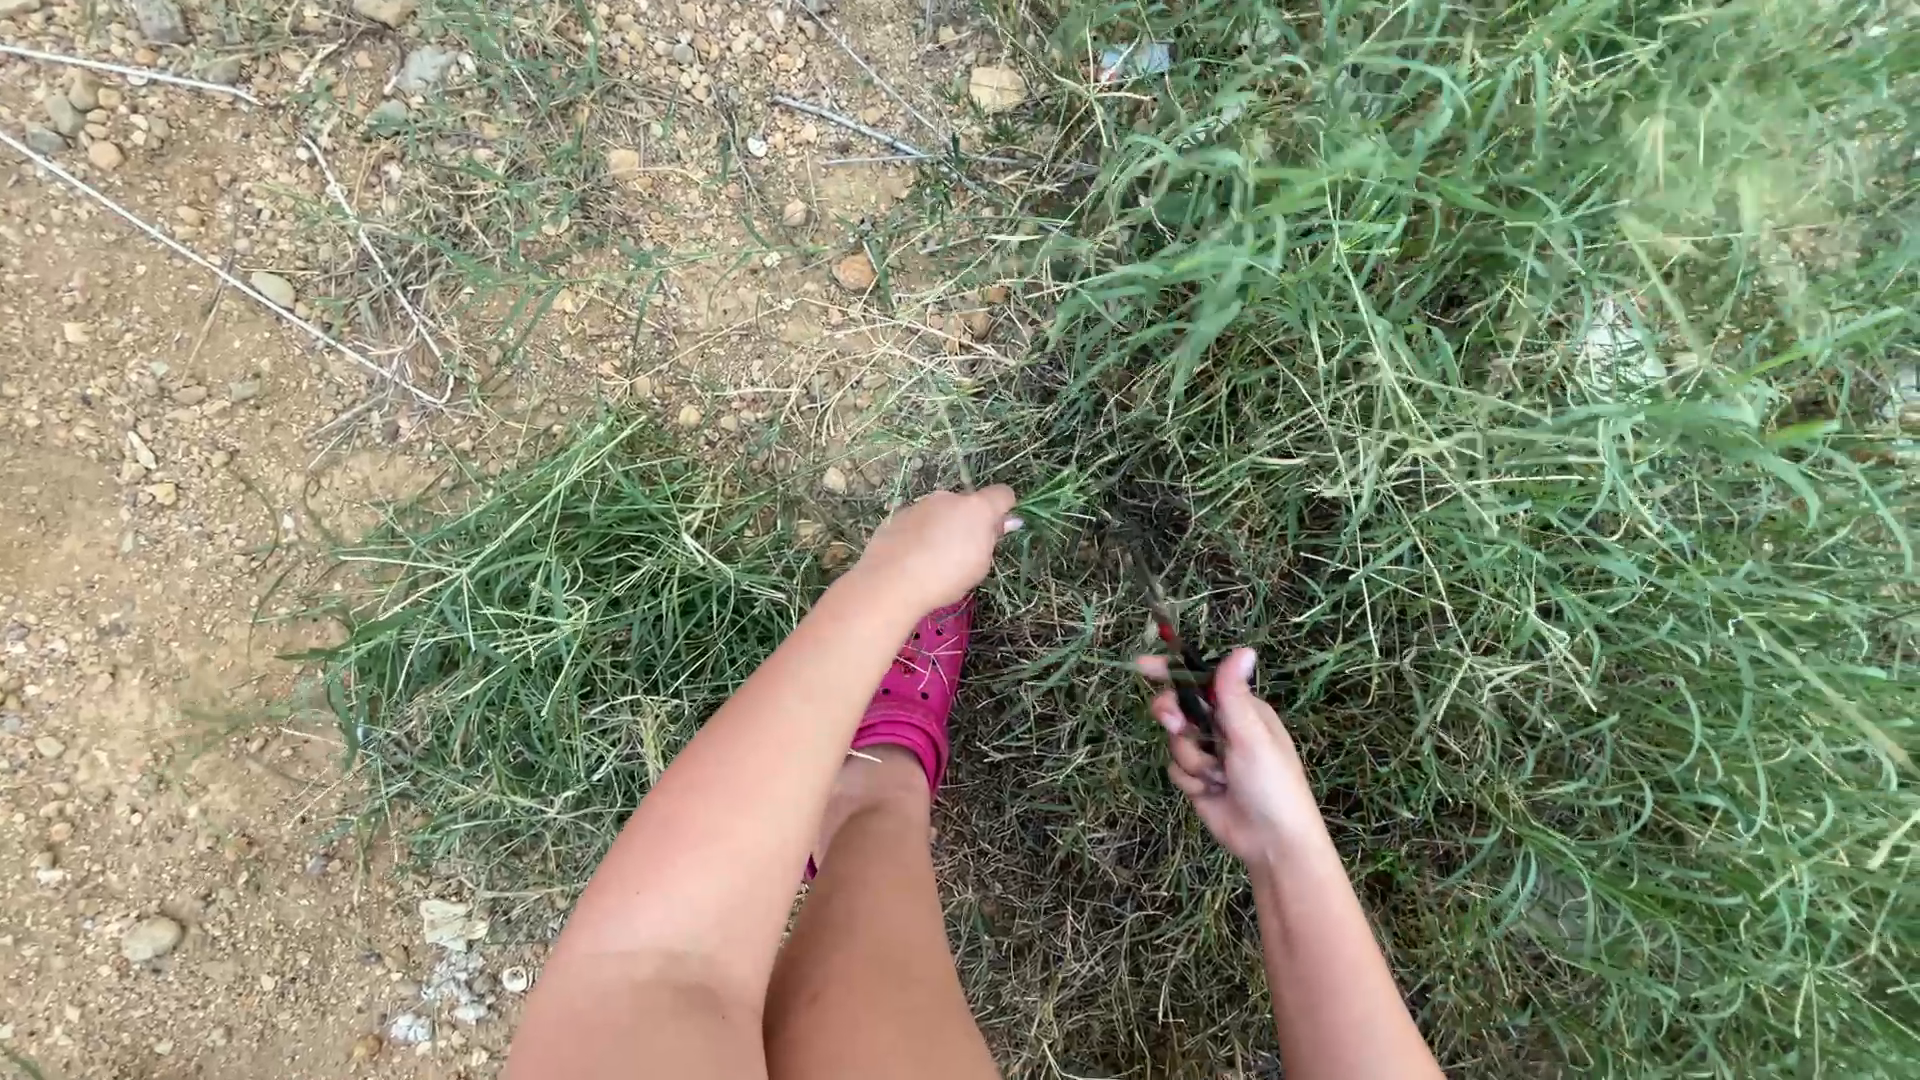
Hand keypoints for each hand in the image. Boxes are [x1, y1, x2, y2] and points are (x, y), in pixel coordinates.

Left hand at [851, 486, 1020, 609]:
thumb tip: (1006, 521)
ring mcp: (921, 504)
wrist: (891, 581)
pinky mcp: (898, 515)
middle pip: (968, 504)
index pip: (1002, 494)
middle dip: (969, 522)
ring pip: (941, 512)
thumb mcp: (980, 565)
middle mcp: (948, 498)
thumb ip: (992, 538)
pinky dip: (920, 533)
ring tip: (933, 560)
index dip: (1005, 509)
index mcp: (976, 508)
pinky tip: (912, 558)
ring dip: (943, 527)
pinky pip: (919, 521)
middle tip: (963, 553)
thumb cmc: (946, 578)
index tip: (998, 530)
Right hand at [1139, 648, 1325, 869]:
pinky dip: (1190, 779)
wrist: (1272, 842)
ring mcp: (1209, 753)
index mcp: (1241, 709)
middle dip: (1174, 718)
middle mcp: (1223, 727)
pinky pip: (1175, 768)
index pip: (1200, 680)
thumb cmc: (1271, 782)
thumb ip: (1234, 693)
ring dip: (1192, 759)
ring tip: (1218, 777)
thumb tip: (1245, 648)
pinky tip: (1212, 792)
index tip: (1142, 667)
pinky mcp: (1198, 778)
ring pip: (1175, 741)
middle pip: (1179, 708)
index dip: (1171, 672)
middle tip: (1175, 727)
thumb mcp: (1251, 734)